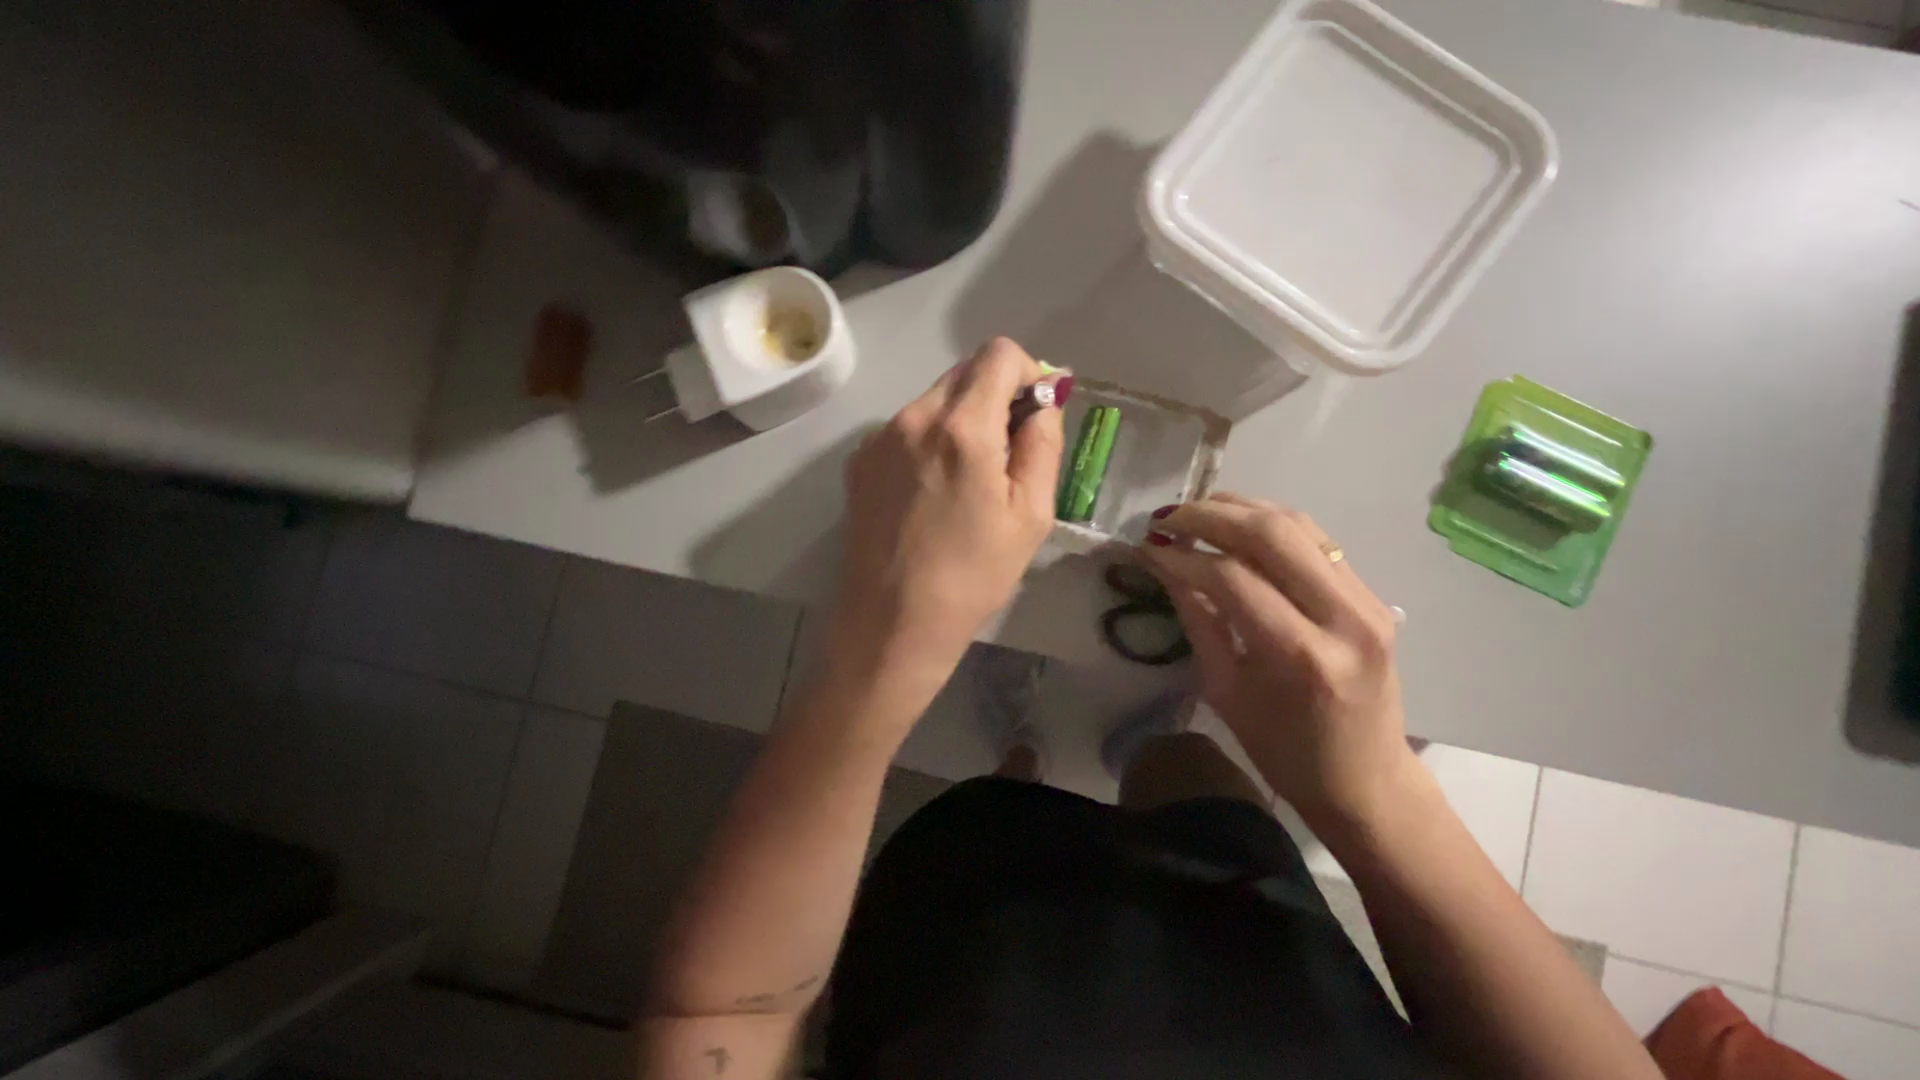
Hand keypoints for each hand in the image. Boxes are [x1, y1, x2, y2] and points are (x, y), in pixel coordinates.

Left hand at [829, 338, 1066, 696]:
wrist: (893, 623)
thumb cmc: (974, 576)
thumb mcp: (1031, 513)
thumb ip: (1043, 442)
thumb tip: (1045, 398)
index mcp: (961, 427)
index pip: (999, 353)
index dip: (1028, 372)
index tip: (1036, 411)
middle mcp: (913, 416)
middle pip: (964, 371)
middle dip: (996, 394)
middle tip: (1010, 449)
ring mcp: (879, 437)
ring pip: (934, 398)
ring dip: (963, 418)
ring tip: (970, 479)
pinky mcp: (860, 460)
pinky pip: (907, 428)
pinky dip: (931, 439)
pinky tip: (934, 493)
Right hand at [1138, 495, 1417, 828]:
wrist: (1365, 779)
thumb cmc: (1283, 751)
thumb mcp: (1225, 690)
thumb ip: (1198, 619)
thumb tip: (1164, 563)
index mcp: (1301, 656)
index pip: (1232, 578)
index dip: (1182, 556)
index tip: (1147, 548)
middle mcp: (1342, 617)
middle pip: (1270, 535)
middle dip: (1209, 516)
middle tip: (1166, 519)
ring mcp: (1366, 601)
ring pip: (1297, 525)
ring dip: (1240, 509)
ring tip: (1195, 514)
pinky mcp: (1373, 595)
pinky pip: (1316, 540)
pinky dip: (1271, 525)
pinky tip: (1237, 526)